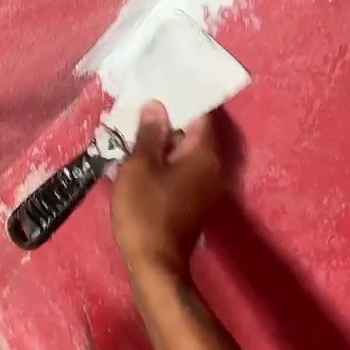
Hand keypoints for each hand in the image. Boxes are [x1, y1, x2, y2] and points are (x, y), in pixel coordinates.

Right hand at [112, 100, 225, 274]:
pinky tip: (142, 155)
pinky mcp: (194, 198)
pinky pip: (182, 167)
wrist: (156, 264)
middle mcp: (213, 165)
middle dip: (168, 117)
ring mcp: (206, 183)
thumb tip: (156, 106)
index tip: (158, 85)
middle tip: (140, 104)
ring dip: (163, 139)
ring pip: (185, 150)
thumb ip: (149, 133)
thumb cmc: (145, 212)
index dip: (179, 97)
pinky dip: (166, 158)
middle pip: (193, 130)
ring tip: (135, 127)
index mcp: (204, 153)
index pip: (199, 112)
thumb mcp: (140, 167)